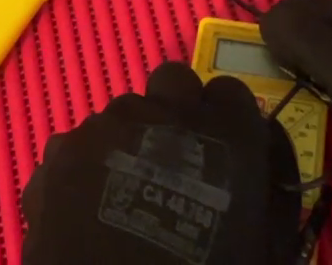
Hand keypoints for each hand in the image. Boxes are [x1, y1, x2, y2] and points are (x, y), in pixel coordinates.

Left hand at [21, 62, 300, 264]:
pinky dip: (85, 170)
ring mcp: (108, 127)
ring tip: (125, 196)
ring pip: (123, 112)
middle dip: (175, 113)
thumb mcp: (262, 252)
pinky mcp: (61, 153)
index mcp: (226, 134)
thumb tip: (268, 157)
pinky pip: (79, 146)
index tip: (220, 153)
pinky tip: (86, 214)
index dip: (225, 123)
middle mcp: (167, 114)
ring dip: (130, 141)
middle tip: (174, 163)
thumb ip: (270, 195)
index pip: (231, 94)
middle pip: (173, 83)